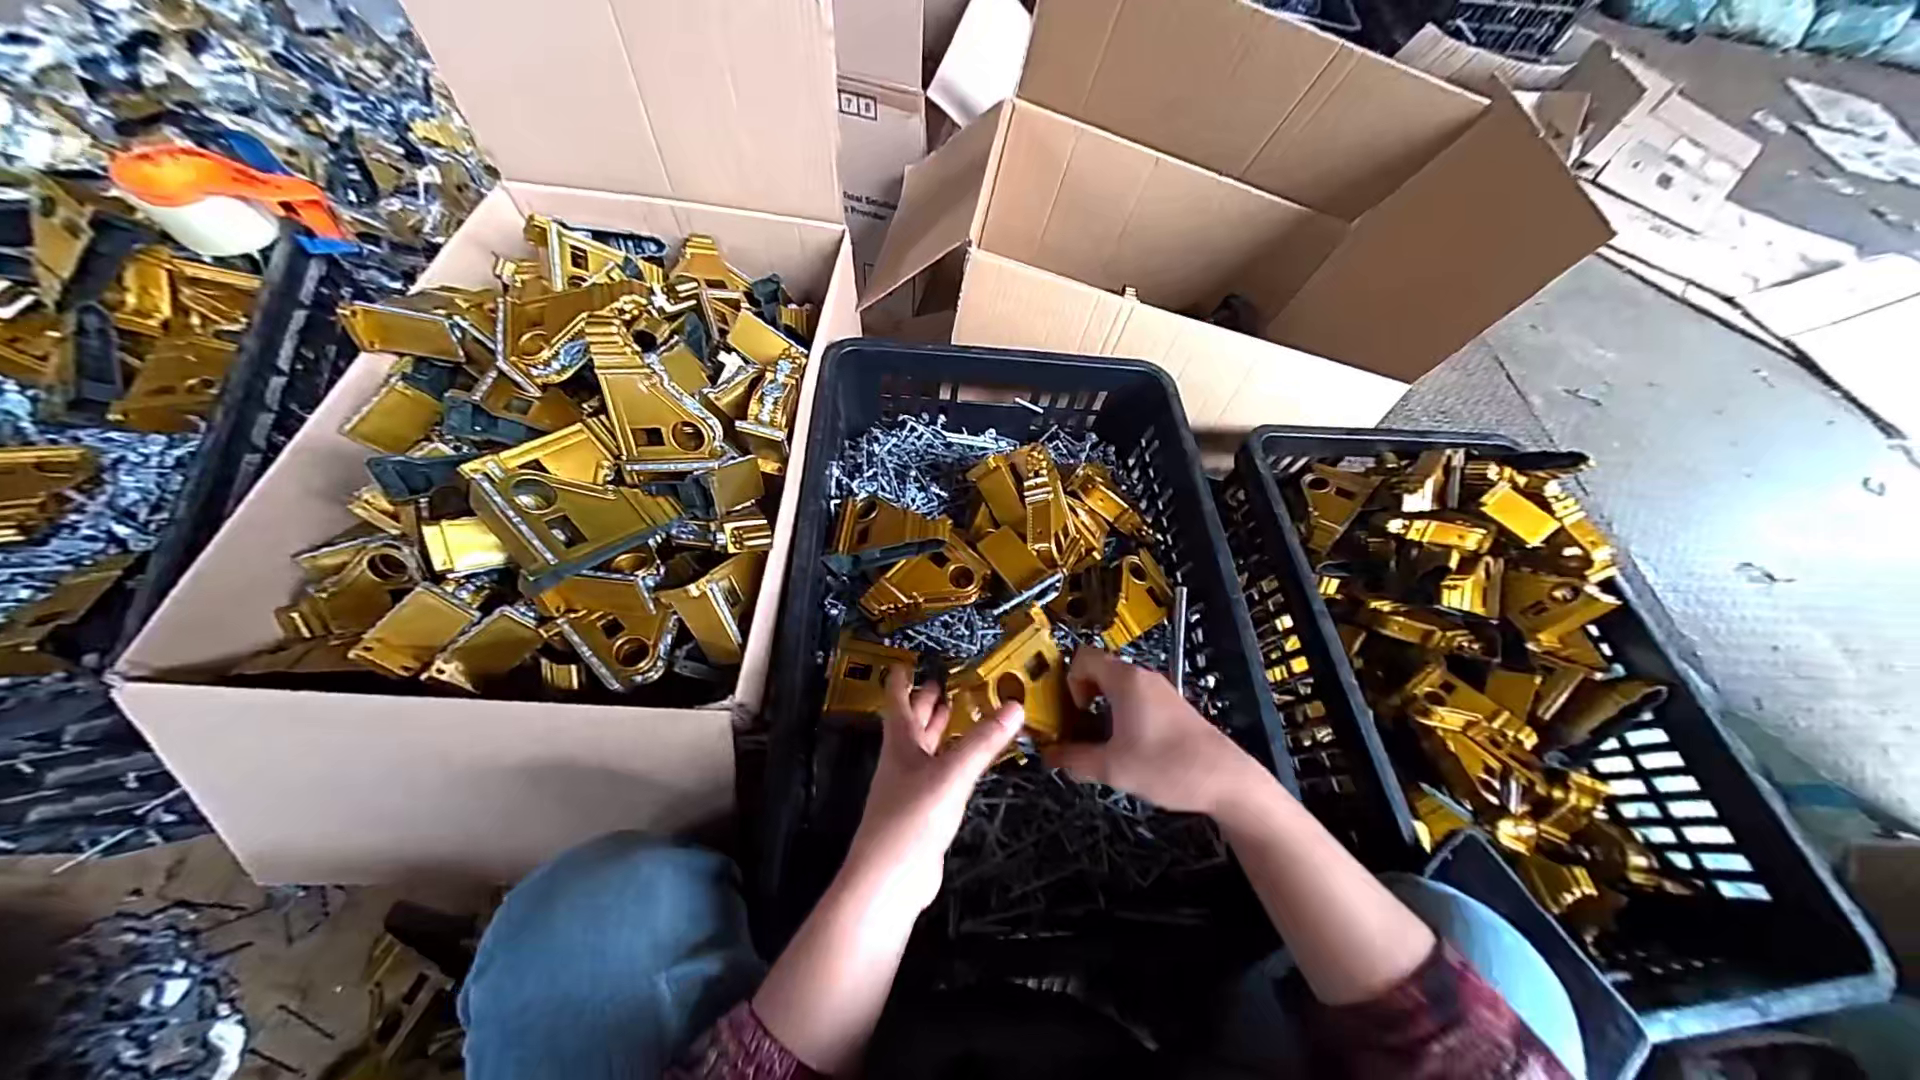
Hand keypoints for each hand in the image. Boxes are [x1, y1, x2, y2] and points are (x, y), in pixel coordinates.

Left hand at [844, 667, 1023, 912]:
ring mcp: (909, 788)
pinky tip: (963, 762)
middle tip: (943, 683)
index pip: (897, 702)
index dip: (900, 681)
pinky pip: (936, 775)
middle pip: (911, 724)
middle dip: (925, 703)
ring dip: (937, 730)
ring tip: (956, 713)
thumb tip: (1015, 706)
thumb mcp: (951, 774)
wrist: (889, 881)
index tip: (906, 663)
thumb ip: (983, 741)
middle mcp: (901, 761)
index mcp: (900, 744)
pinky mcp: (921, 813)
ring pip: (924, 749)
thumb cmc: (912, 817)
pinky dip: (949, 760)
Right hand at [1045, 646, 1268, 815]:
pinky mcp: (1172, 708)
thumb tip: (1052, 757)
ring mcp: (1160, 692)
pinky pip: (1135, 699)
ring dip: (1100, 707)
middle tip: (1074, 725)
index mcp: (1126, 680)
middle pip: (1098, 670)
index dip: (1066, 680)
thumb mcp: (1112, 768)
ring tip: (1097, 740)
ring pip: (1117, 686)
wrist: (1227, 781)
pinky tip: (1124, 746)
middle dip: (1080, 695)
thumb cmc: (1172, 766)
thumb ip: (1074, 760)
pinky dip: (1121, 714)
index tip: (1068, 709)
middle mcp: (1143, 678)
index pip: (1082, 657)